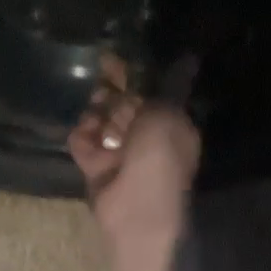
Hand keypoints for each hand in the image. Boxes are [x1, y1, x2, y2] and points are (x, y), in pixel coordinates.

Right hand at [68, 54, 201, 246]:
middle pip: (126, 107)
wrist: (136, 213)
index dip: (137, 75)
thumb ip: (167, 88)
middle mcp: (147, 139)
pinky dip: (82, 136)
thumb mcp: (166, 116)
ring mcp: (121, 156)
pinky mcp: (97, 171)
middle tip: (98, 75)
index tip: (117, 57)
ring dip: (96, 112)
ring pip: (104, 124)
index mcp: (171, 127)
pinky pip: (86, 146)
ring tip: (91, 106)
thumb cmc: (158, 161)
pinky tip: (83, 129)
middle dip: (114, 92)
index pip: (153, 94)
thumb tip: (188, 57)